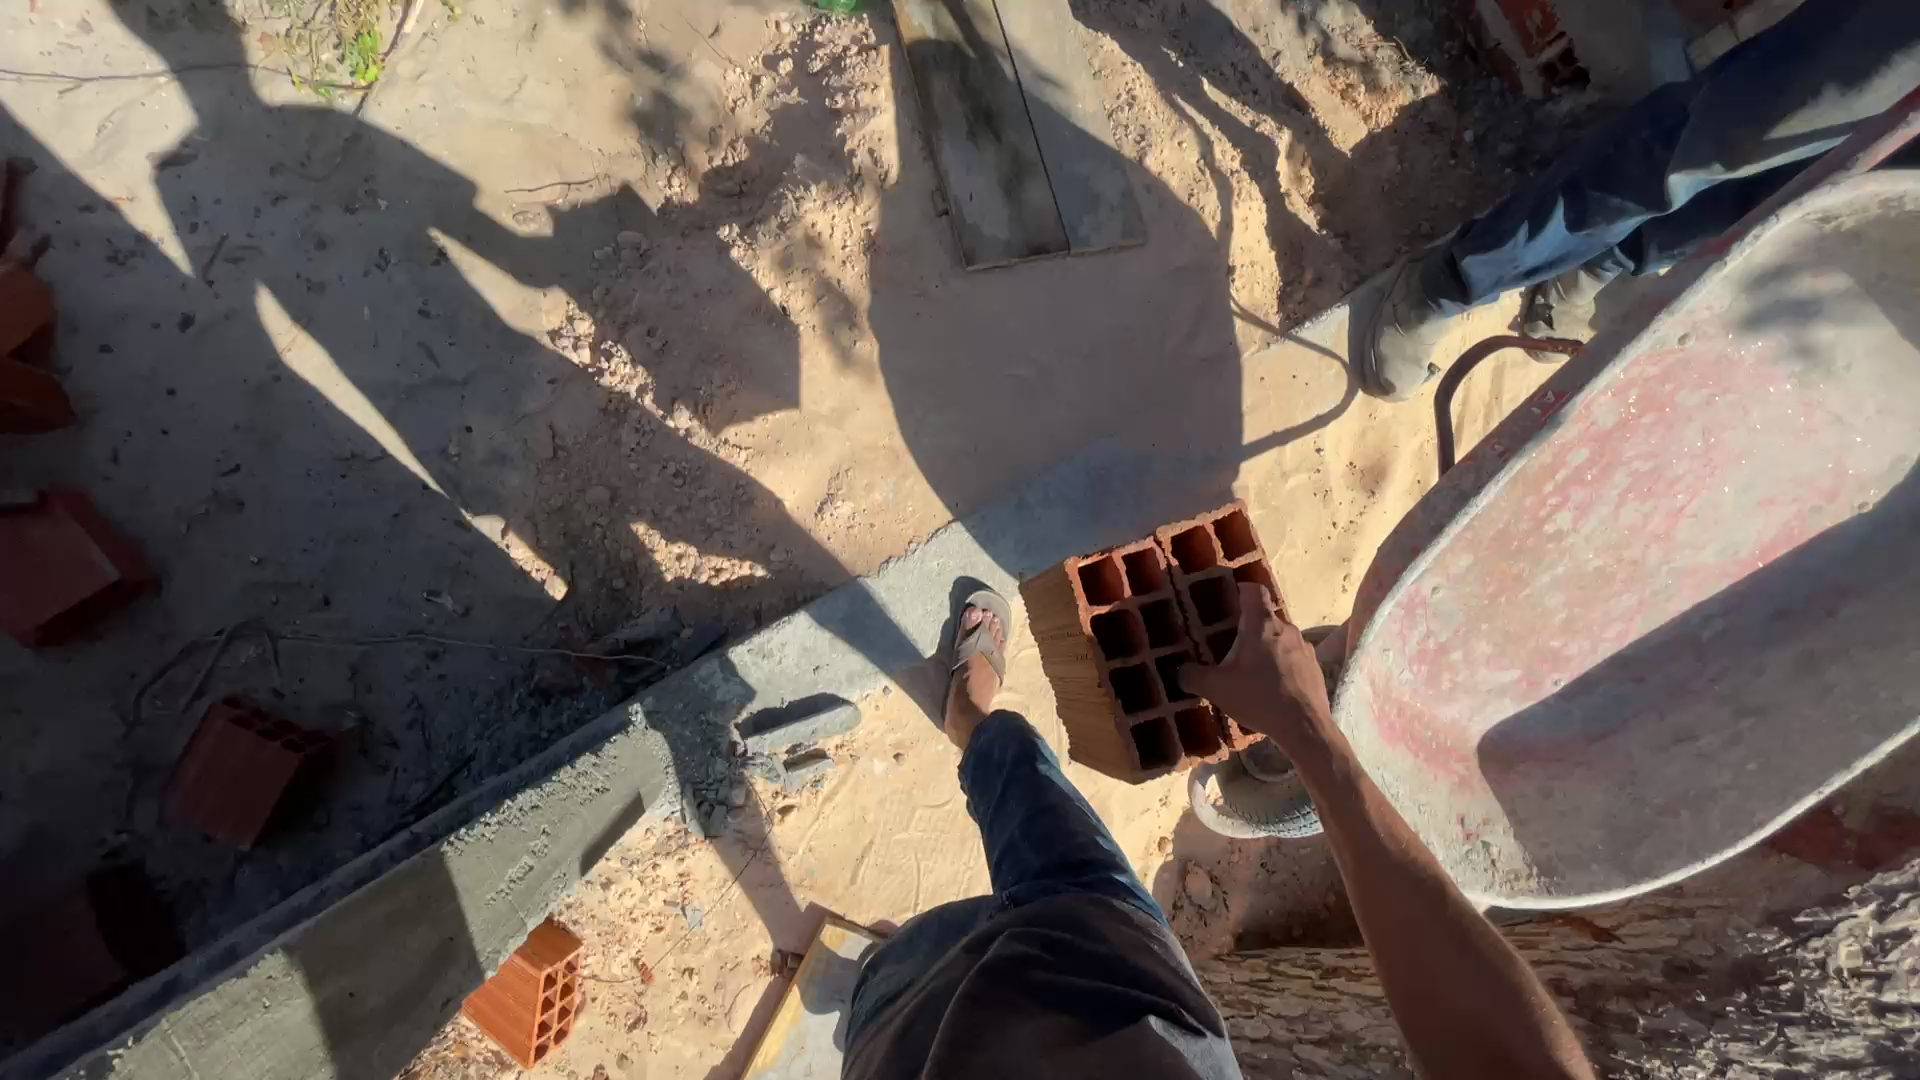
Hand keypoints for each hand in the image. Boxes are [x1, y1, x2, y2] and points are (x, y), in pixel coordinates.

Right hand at [1181, 584, 1333, 748]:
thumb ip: (1191, 676)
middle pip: (1265, 617)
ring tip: (1251, 668)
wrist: (1304, 728)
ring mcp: (1304, 647)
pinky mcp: (1315, 666)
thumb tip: (1180, 671)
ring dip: (1266, 645)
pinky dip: (1281, 663)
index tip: (1230, 599)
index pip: (1254, 591)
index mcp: (1260, 625)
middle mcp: (1286, 629)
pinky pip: (1293, 655)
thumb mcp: (1215, 688)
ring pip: (1280, 637)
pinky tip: (1272, 685)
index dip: (1241, 590)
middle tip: (1230, 643)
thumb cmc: (1258, 698)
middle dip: (1248, 626)